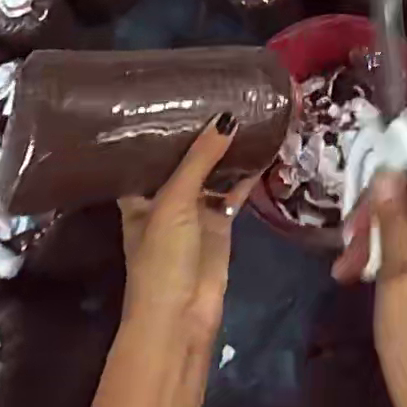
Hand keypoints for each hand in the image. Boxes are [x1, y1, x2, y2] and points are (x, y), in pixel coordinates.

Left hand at [92, 114, 259, 406]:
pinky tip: (267, 144)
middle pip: (186, 156)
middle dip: (203, 131)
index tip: (178, 94)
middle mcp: (167, 196)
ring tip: (249, 109)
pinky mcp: (221, 219)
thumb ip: (199, 158)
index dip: (160, 126)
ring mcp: (196, 207)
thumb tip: (227, 117)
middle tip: (223, 91)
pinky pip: (237, 186)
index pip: (146, 151)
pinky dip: (251, 169)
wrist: (181, 314)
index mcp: (140, 192)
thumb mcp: (174, 201)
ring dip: (230, 147)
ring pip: (215, 168)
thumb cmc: (162, 256)